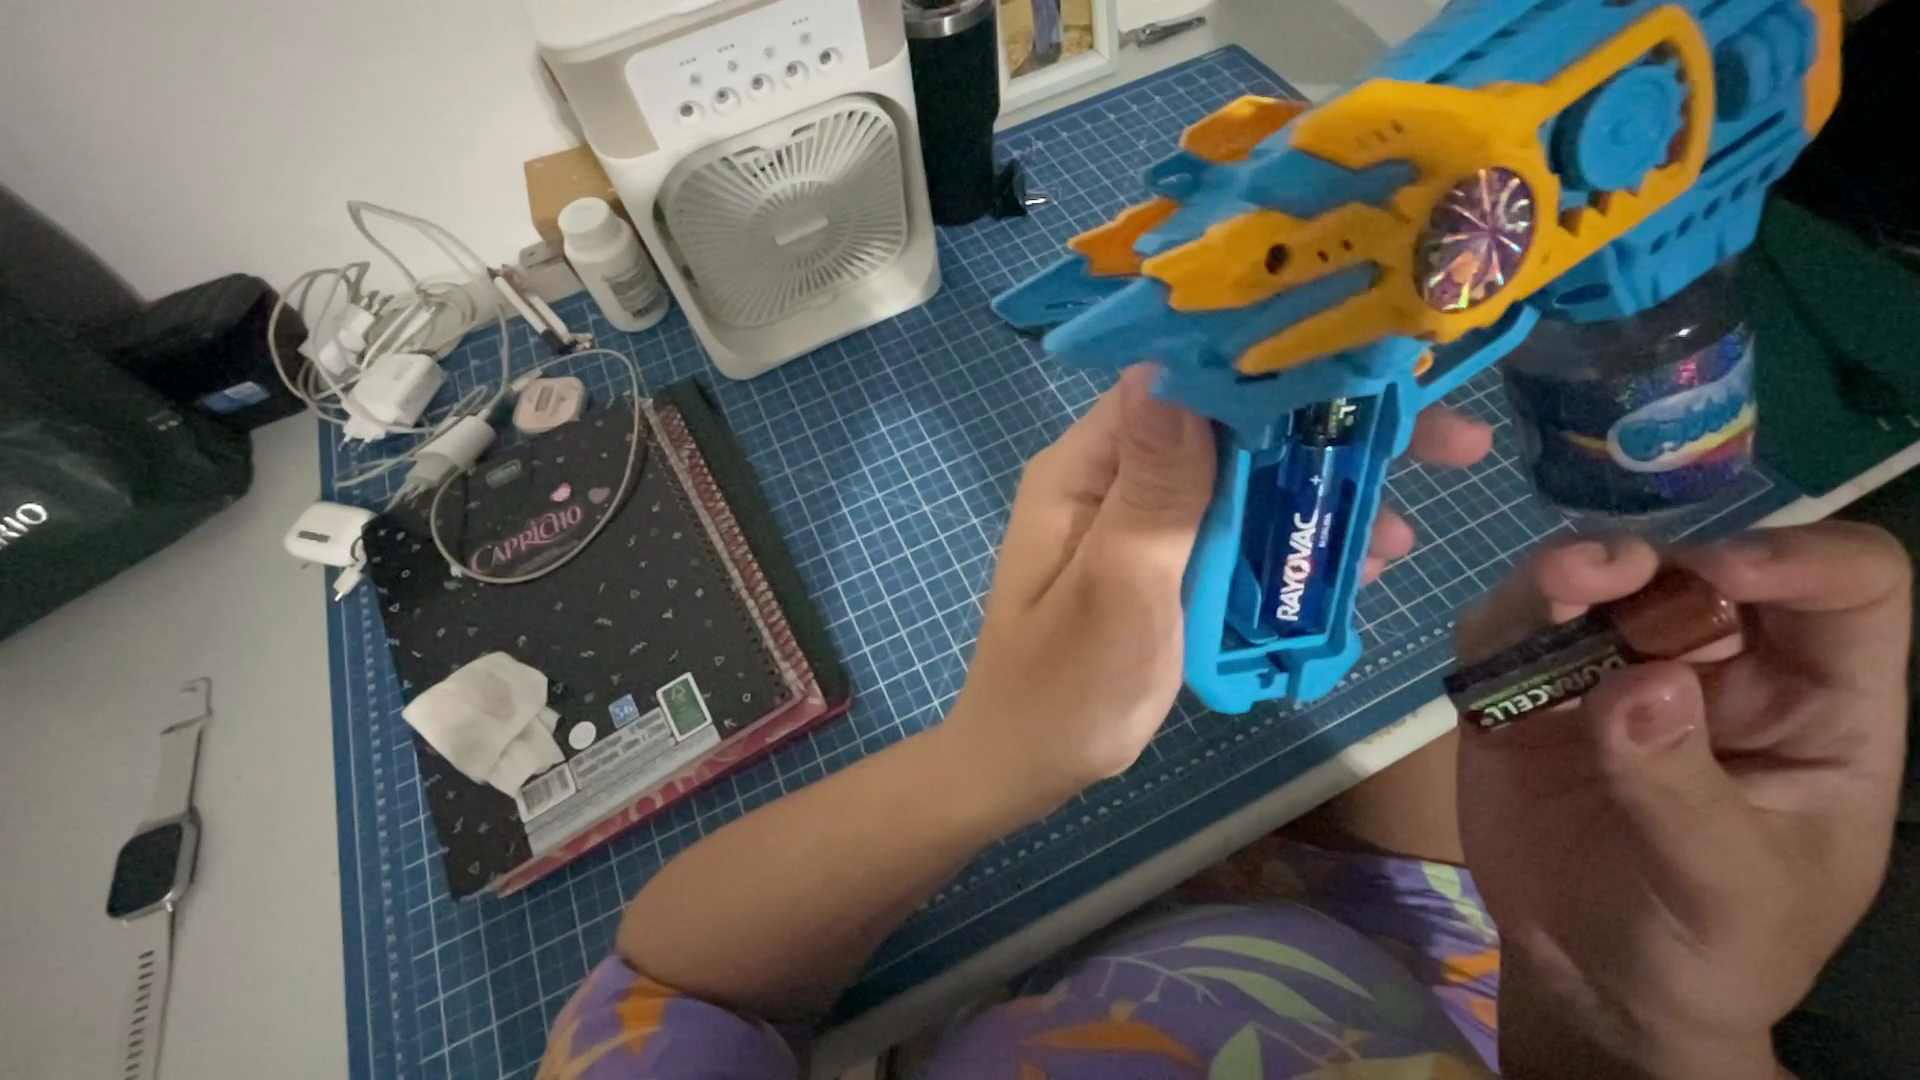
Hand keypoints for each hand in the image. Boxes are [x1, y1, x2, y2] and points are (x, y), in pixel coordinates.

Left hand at [946, 369, 1491, 808]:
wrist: (1027, 766)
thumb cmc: (1063, 688)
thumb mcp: (1116, 586)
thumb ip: (1154, 486)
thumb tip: (1167, 366)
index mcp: (1087, 468)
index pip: (1182, 386)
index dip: (1275, 372)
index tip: (1373, 372)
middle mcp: (1113, 481)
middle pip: (1227, 432)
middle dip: (1325, 440)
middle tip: (1447, 445)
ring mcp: (1138, 525)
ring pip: (1241, 488)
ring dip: (1318, 503)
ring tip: (1401, 539)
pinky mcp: (1161, 566)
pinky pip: (1233, 539)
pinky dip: (1289, 550)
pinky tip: (1357, 570)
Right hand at [1454, 524, 1910, 1077]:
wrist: (1590, 974)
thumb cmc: (1704, 945)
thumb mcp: (1724, 890)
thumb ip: (1683, 791)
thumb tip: (1640, 685)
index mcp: (1808, 704)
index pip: (1842, 590)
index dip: (1792, 558)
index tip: (1713, 574)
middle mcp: (1707, 669)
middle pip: (1688, 571)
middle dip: (1643, 560)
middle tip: (1591, 574)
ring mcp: (1601, 676)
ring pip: (1581, 590)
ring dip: (1558, 576)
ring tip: (1546, 588)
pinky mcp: (1519, 695)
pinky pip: (1500, 638)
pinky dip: (1494, 628)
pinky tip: (1492, 655)